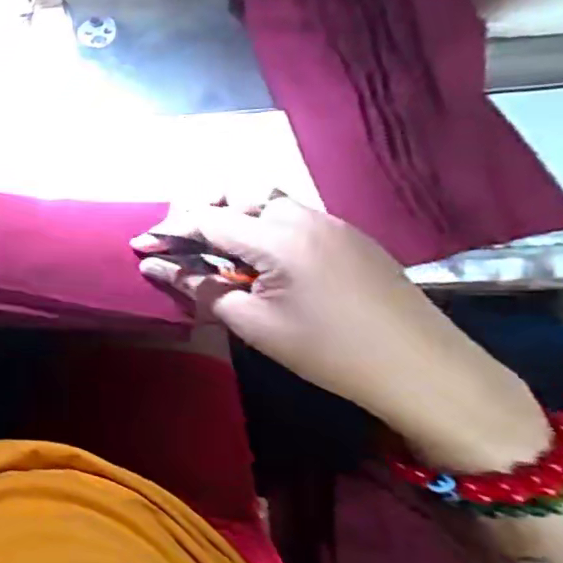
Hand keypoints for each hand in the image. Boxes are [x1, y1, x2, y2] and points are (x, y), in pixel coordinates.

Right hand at [133, 197, 550, 473]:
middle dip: (201, 210)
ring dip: (234, 214)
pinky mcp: (350, 235)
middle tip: (179, 241)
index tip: (139, 246)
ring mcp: (331, 222)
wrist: (423, 369)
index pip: (207, 220)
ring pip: (267, 200)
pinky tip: (262, 258)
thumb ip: (202, 288)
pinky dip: (263, 223)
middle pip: (237, 194)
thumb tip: (159, 267)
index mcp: (277, 237)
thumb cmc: (328, 352)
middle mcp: (303, 216)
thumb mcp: (254, 324)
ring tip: (217, 248)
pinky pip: (293, 214)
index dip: (168, 231)